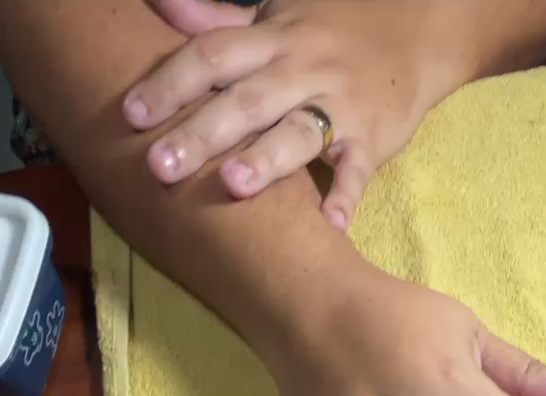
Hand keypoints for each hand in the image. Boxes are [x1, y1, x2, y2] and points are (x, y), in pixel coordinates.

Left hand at [124, 0, 462, 227]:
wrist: (414, 29)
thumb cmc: (331, 29)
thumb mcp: (276, 14)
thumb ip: (219, 20)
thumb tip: (159, 5)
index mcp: (273, 38)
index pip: (212, 54)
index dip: (170, 82)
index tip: (131, 115)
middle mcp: (302, 69)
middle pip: (245, 99)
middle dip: (201, 132)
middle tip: (159, 166)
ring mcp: (340, 104)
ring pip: (298, 131)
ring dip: (266, 159)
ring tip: (232, 185)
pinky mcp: (372, 138)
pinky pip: (358, 168)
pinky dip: (347, 195)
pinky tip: (330, 224)